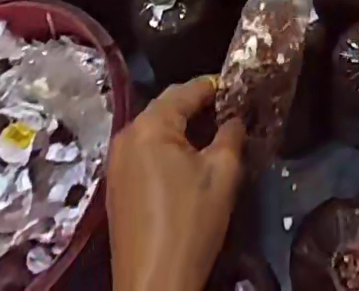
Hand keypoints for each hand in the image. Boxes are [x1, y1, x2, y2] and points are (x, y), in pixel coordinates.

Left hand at [108, 77, 245, 290]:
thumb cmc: (190, 222)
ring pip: (156, 128)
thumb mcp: (223, 171)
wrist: (154, 288)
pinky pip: (146, 150)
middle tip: (231, 113)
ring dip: (184, 126)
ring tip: (215, 136)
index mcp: (150, 126)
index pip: (188, 90)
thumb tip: (234, 118)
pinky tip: (191, 161)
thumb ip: (232, 132)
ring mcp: (117, 163)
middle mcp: (127, 136)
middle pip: (168, 106)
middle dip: (200, 106)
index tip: (241, 91)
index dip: (217, 87)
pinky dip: (169, 147)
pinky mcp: (117, 187)